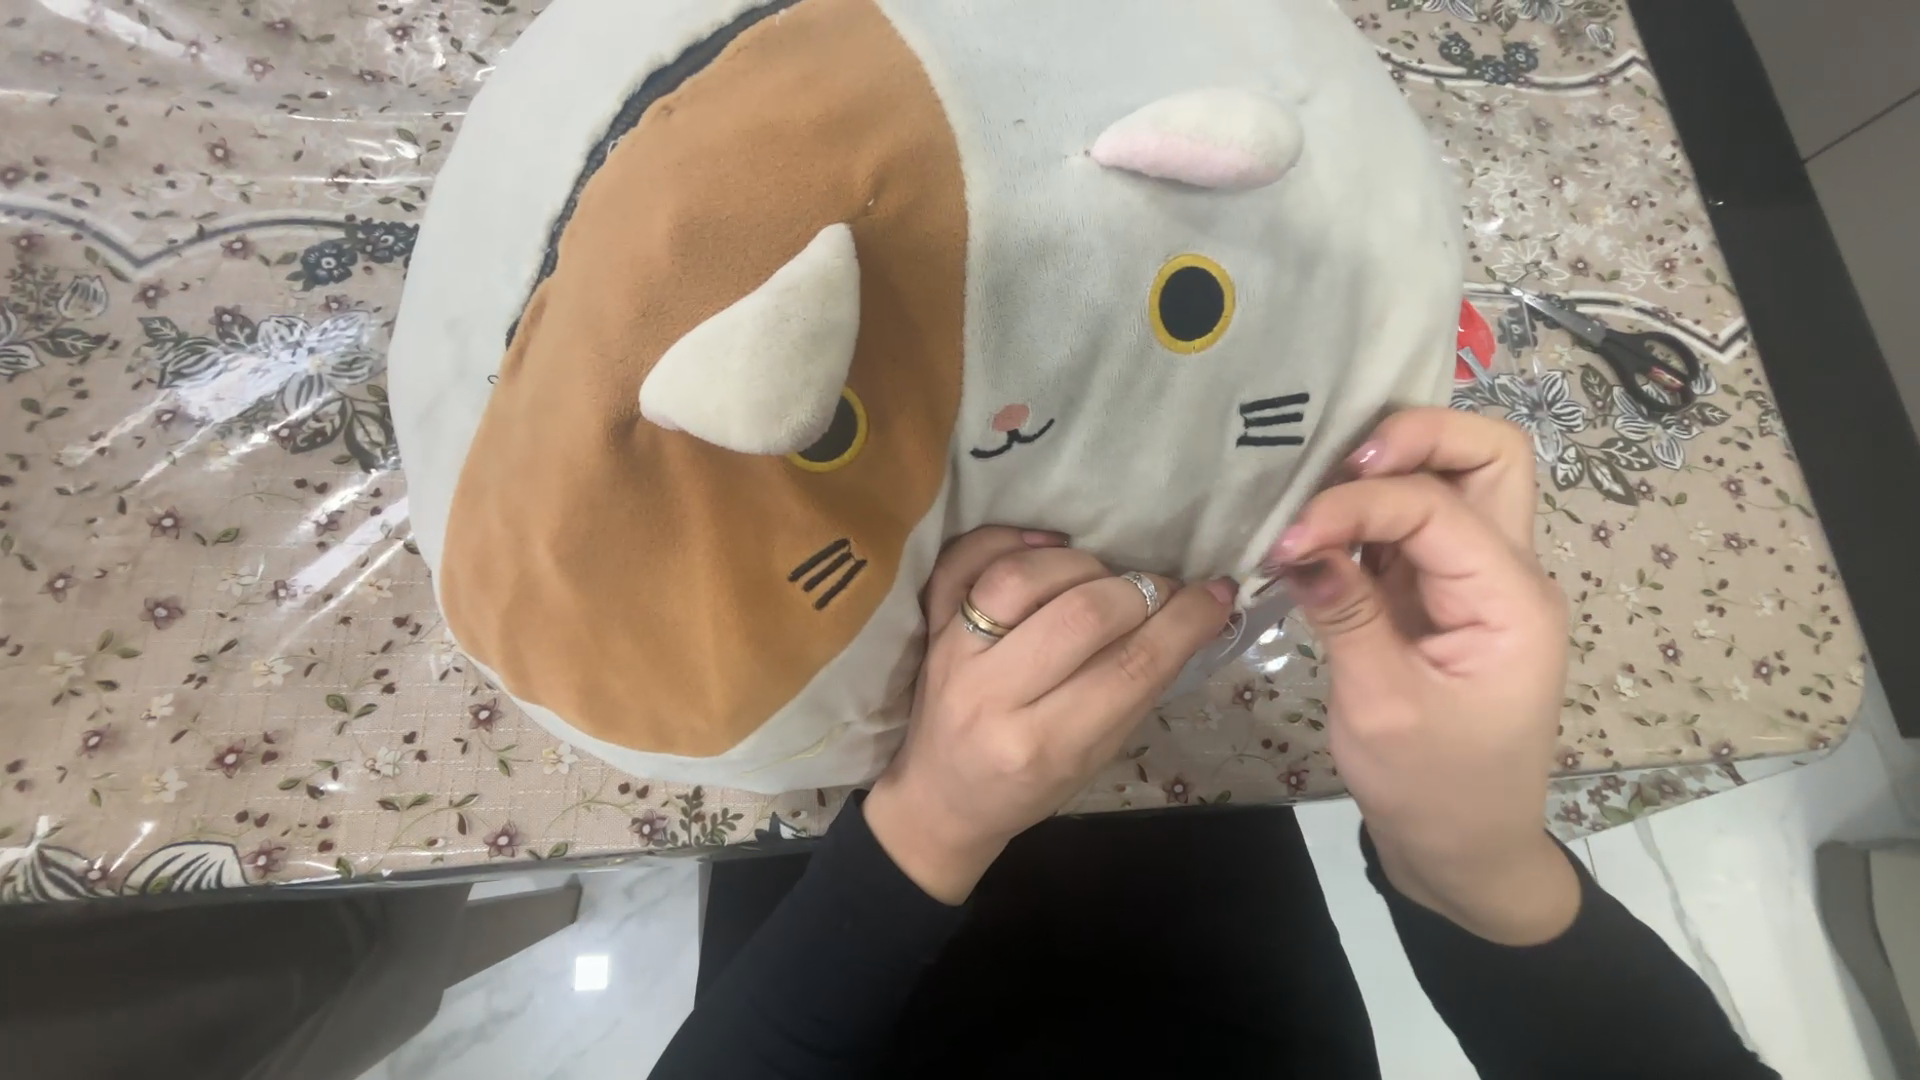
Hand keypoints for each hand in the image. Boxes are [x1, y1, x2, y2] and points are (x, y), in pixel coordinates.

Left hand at [865, 528, 1235, 903]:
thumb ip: (1137, 690)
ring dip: (1078, 562)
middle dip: (1137, 591)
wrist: (941, 799)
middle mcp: (992, 697)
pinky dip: (1004, 538)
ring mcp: (951, 657)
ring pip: (1019, 579)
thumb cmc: (1027, 787)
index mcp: (1044, 746)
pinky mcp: (929, 628)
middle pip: (1080, 617)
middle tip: (1156, 592)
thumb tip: (1194, 616)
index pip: (1130, 669)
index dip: (1184, 622)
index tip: (1215, 595)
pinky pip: (959, 563)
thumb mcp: (1093, 758)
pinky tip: (1044, 544)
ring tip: (1101, 575)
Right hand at [1266, 408, 1577, 944]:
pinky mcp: (1431, 592)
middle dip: (1415, 437)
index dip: (1355, 507)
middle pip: (1490, 456)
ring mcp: (1469, 578)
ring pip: (1455, 477)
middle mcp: (1503, 572)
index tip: (1285, 539)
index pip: (1433, 508)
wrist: (1462, 843)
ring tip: (1320, 482)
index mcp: (1509, 600)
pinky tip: (1317, 520)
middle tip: (1337, 462)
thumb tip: (1298, 542)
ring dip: (1391, 463)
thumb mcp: (1382, 704)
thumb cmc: (1433, 785)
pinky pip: (1409, 522)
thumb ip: (1346, 613)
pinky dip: (1365, 506)